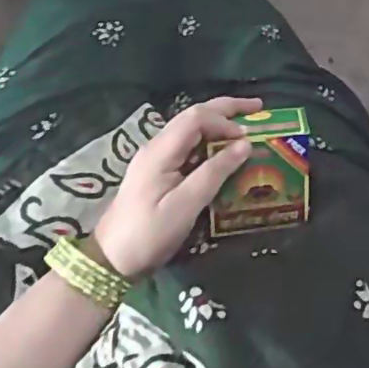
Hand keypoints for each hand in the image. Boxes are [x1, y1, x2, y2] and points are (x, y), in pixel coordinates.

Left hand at [91, 97, 260, 278]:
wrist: (110, 260)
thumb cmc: (149, 234)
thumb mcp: (185, 205)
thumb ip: (215, 172)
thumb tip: (244, 144)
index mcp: (161, 150)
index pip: (197, 118)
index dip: (226, 120)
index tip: (249, 137)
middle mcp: (158, 146)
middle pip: (194, 115)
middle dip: (227, 108)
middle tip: (258, 107)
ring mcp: (156, 157)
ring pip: (191, 128)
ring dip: (219, 123)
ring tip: (246, 125)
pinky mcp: (158, 170)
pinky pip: (188, 145)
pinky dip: (210, 141)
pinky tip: (224, 150)